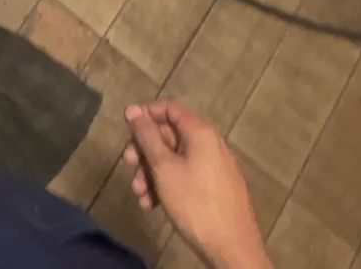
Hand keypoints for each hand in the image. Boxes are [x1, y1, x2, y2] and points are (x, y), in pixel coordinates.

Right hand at [123, 100, 269, 268]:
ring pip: (175, 159)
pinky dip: (167, 184)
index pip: (169, 108)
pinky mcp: (217, 190)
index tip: (127, 129)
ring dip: (152, 171)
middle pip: (170, 134)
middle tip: (127, 164)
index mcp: (201, 133)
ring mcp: (215, 169)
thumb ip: (146, 136)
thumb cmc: (195, 203)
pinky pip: (186, 176)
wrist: (234, 253)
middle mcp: (211, 145)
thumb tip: (133, 110)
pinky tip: (152, 204)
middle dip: (145, 149)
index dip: (146, 114)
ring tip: (139, 193)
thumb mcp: (163, 167)